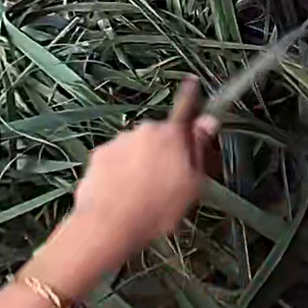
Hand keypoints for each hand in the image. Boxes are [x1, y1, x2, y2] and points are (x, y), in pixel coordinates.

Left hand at [37, 78, 218, 296]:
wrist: (106, 226)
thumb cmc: (156, 209)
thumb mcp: (191, 185)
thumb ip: (200, 150)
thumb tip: (209, 122)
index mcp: (170, 134)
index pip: (186, 106)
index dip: (191, 94)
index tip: (192, 81)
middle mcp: (144, 129)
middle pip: (159, 135)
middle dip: (164, 151)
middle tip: (168, 180)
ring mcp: (118, 141)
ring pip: (136, 148)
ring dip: (140, 163)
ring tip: (142, 195)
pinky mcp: (98, 155)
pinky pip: (115, 160)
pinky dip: (119, 172)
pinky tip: (121, 195)